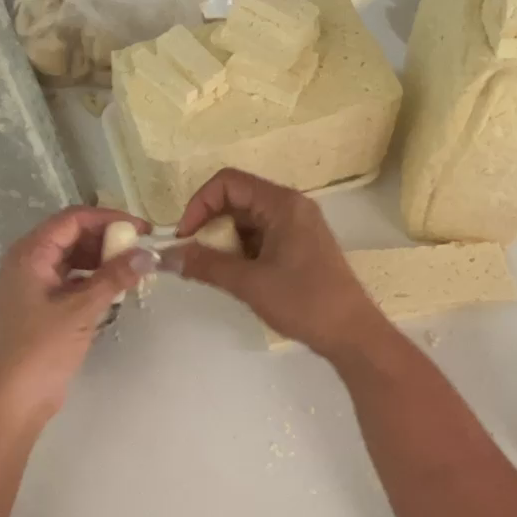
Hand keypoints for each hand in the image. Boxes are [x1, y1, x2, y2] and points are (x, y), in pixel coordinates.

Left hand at [0, 206, 145, 419]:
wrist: (14, 397)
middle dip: (107, 240)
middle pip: (72, 236)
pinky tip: (115, 291)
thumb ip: (114, 278)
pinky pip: (71, 282)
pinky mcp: (42, 307)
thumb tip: (148, 255)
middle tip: (141, 251)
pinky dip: (93, 281)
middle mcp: (28, 262)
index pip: (72, 219)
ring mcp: (33, 286)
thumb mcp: (81, 310)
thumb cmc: (41, 350)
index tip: (143, 230)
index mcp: (30, 254)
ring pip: (73, 260)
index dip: (109, 219)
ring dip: (102, 262)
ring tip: (133, 271)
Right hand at [174, 169, 384, 357]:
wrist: (350, 332)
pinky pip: (260, 239)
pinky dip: (241, 253)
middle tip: (195, 259)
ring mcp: (297, 227)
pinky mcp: (298, 247)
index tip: (184, 238)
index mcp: (282, 204)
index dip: (199, 205)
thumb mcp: (249, 283)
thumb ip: (205, 266)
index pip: (228, 183)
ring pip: (246, 223)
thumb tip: (166, 257)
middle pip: (236, 200)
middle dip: (209, 226)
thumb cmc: (304, 302)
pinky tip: (236, 278)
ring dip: (224, 243)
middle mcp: (291, 207)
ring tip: (215, 273)